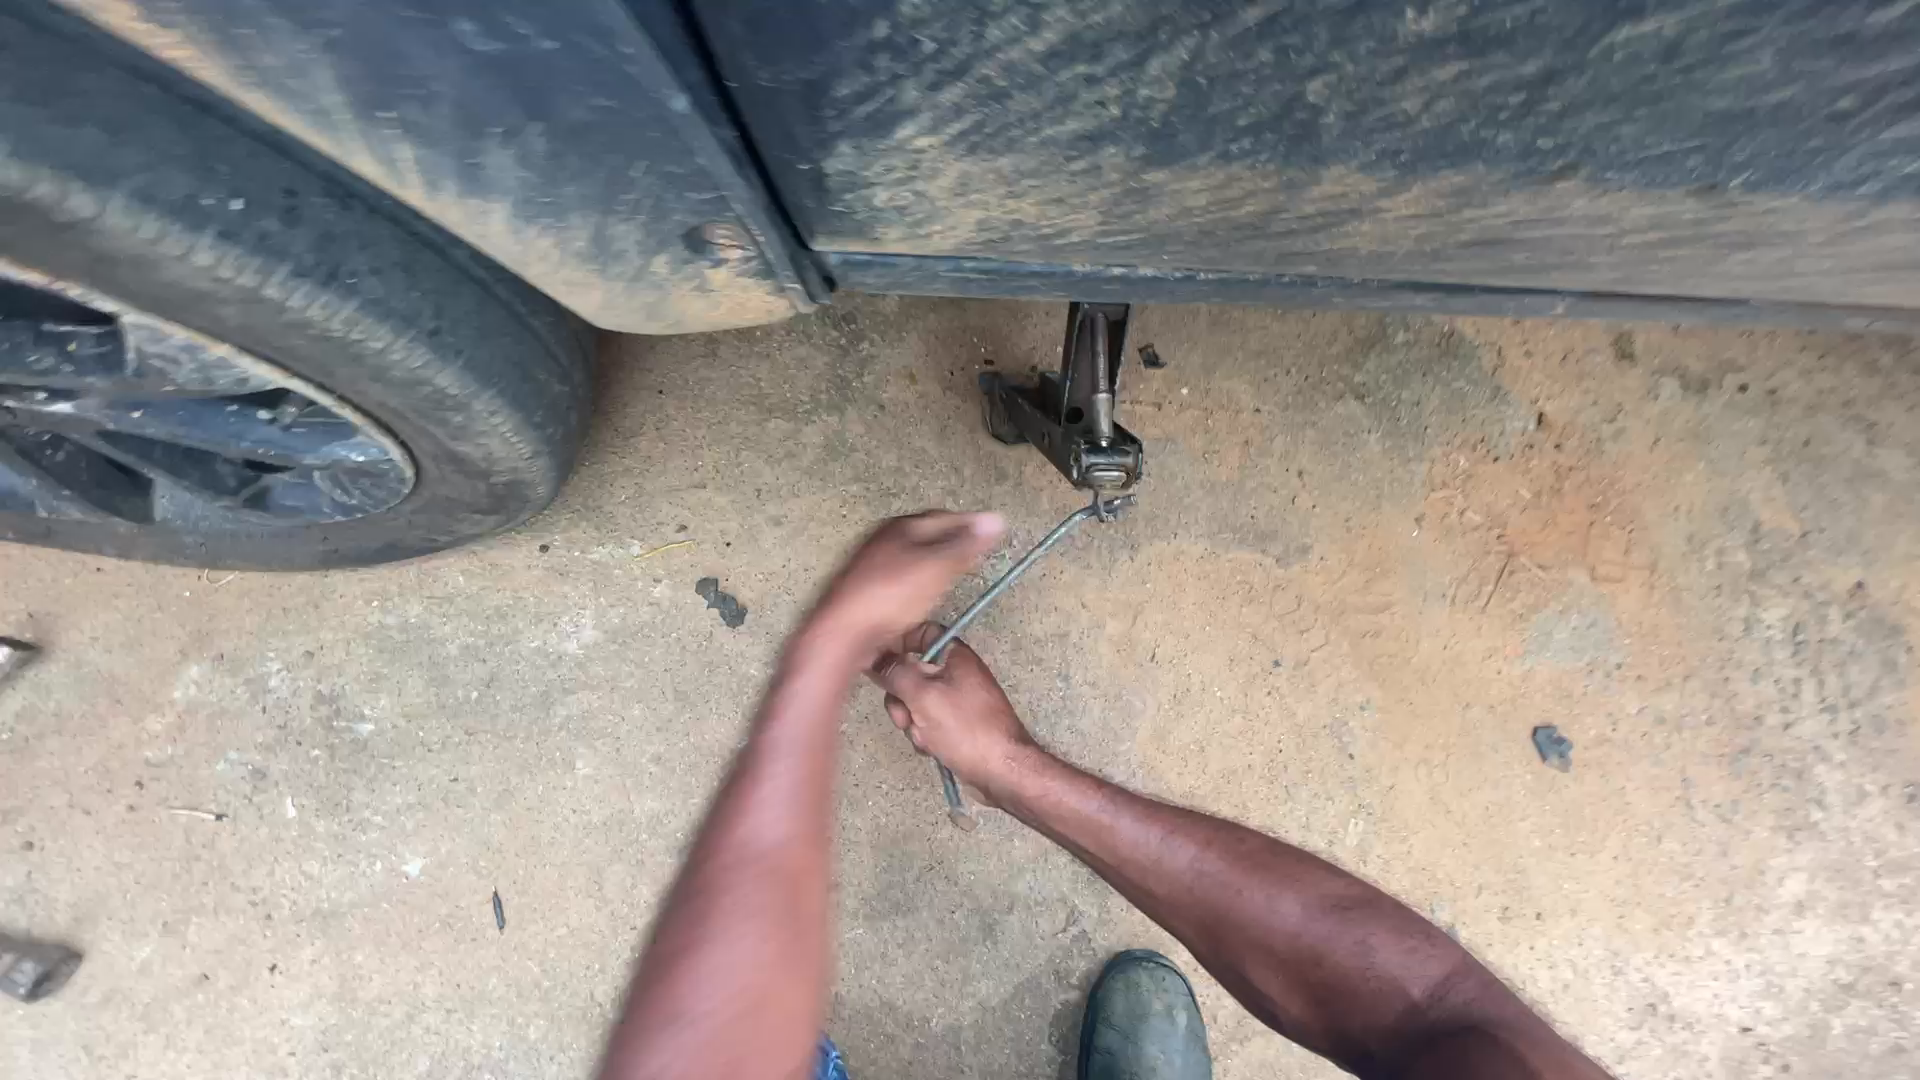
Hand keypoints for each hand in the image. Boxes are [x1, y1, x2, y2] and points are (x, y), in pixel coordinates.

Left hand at [807, 511, 1004, 662]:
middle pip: (926, 537)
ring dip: (933, 567)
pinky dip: (916, 588)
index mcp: (900, 526)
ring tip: (950, 579)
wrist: (845, 633)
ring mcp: (872, 567)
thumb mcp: (938, 567)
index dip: (970, 526)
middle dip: (951, 545)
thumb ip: (967, 543)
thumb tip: (995, 519)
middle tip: (973, 554)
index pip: (945, 517)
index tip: (989, 535)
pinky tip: (921, 603)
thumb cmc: (888, 597)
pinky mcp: (867, 592)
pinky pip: (900, 583)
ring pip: (912, 561)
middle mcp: (882, 541)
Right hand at [869, 623, 1041, 802]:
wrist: (1001, 771)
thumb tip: (876, 659)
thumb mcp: (923, 696)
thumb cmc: (967, 728)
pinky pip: (926, 722)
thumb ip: (895, 673)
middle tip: (908, 716)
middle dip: (903, 698)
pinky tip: (934, 747)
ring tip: (927, 737)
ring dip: (913, 722)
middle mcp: (956, 672)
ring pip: (915, 701)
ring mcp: (956, 699)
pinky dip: (924, 735)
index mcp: (954, 655)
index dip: (898, 643)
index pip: (921, 633)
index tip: (879, 662)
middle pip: (911, 673)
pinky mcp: (955, 723)